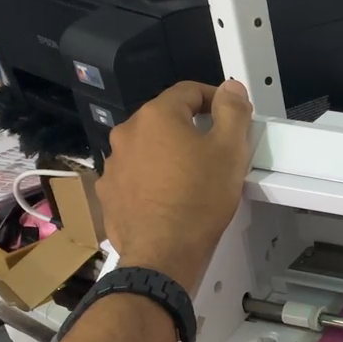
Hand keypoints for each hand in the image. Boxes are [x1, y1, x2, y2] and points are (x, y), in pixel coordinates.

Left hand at [95, 80, 253, 290]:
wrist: (163, 253)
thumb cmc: (201, 198)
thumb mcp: (230, 151)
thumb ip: (233, 112)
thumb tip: (231, 88)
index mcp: (157, 116)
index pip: (188, 91)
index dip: (214, 98)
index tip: (231, 116)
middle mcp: (127, 133)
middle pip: (165, 120)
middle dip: (191, 129)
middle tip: (216, 152)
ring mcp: (113, 164)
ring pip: (148, 149)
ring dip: (169, 155)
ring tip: (192, 179)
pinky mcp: (109, 193)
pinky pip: (135, 176)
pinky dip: (153, 180)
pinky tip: (169, 199)